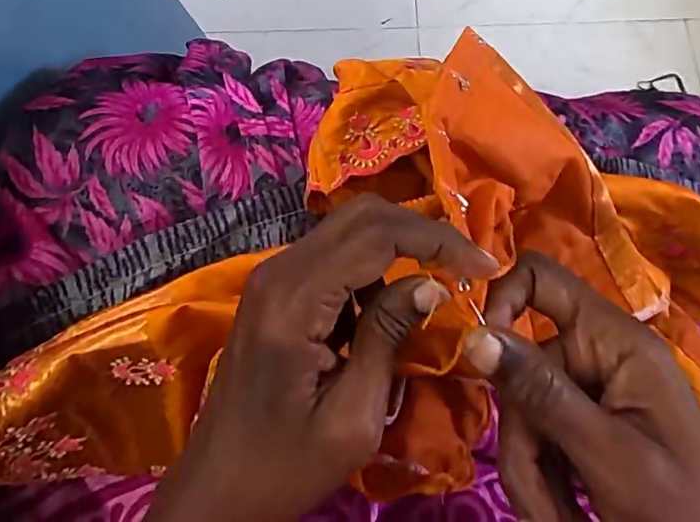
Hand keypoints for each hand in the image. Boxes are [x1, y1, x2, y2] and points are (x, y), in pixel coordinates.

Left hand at [148, 194, 498, 521]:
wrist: (216, 484)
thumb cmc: (284, 465)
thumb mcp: (352, 418)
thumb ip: (388, 338)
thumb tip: (430, 285)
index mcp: (295, 297)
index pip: (375, 236)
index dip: (434, 241)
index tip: (484, 264)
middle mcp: (280, 267)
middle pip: (361, 216)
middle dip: (419, 232)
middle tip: (466, 265)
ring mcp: (273, 272)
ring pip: (347, 229)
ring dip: (396, 247)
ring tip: (435, 287)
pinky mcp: (276, 285)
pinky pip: (332, 254)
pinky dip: (370, 267)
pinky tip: (386, 308)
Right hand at [463, 252, 699, 521]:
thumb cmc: (689, 516)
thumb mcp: (612, 458)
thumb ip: (542, 393)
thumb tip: (474, 334)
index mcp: (615, 340)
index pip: (540, 277)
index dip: (503, 302)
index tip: (484, 359)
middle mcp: (599, 355)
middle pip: (523, 363)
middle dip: (524, 437)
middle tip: (541, 504)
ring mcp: (594, 394)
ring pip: (525, 409)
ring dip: (532, 473)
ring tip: (556, 521)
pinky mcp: (590, 431)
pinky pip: (540, 438)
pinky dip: (543, 484)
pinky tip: (563, 517)